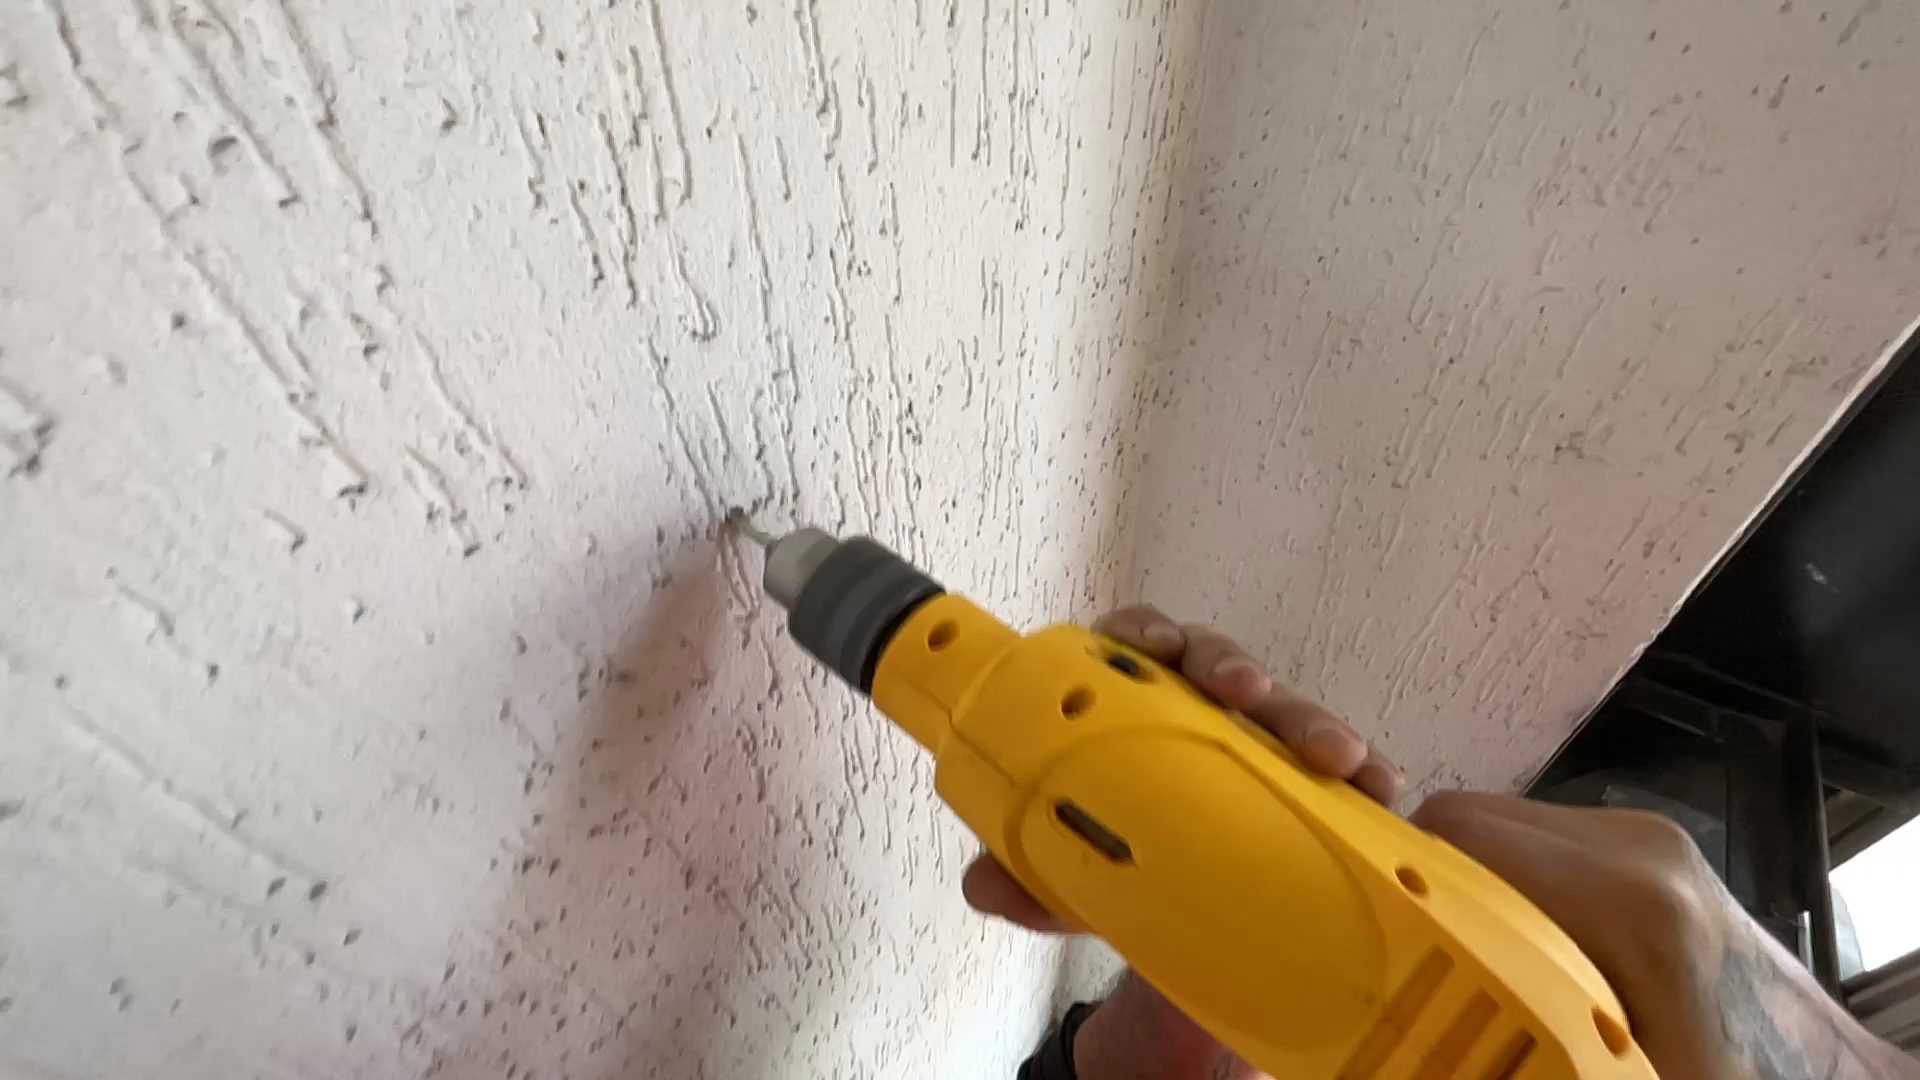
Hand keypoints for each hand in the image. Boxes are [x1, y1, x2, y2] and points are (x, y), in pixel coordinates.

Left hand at [966, 605, 1402, 1079]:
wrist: (1163, 883)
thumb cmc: (1106, 830)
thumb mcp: (1060, 851)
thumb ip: (1024, 862)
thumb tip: (983, 883)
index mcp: (1126, 697)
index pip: (1130, 640)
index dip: (1143, 634)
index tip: (1154, 648)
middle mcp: (1187, 703)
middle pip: (1210, 661)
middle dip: (1232, 667)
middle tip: (1246, 691)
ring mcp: (1243, 736)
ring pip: (1276, 708)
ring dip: (1306, 720)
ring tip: (1339, 757)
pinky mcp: (1290, 774)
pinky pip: (1323, 765)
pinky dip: (1356, 775)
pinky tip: (1382, 794)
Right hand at [1411, 793, 1915, 1079]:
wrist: (1828, 1078)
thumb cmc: (1729, 1073)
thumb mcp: (1613, 1077)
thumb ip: (1511, 1025)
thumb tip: (1408, 1037)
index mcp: (1631, 900)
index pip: (1457, 833)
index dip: (1400, 870)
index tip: (1378, 924)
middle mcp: (1632, 842)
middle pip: (1464, 821)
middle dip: (1430, 880)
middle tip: (1420, 945)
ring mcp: (1636, 831)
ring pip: (1490, 822)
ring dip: (1467, 877)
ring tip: (1476, 947)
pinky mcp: (1638, 837)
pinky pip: (1526, 834)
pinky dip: (1503, 875)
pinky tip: (1523, 933)